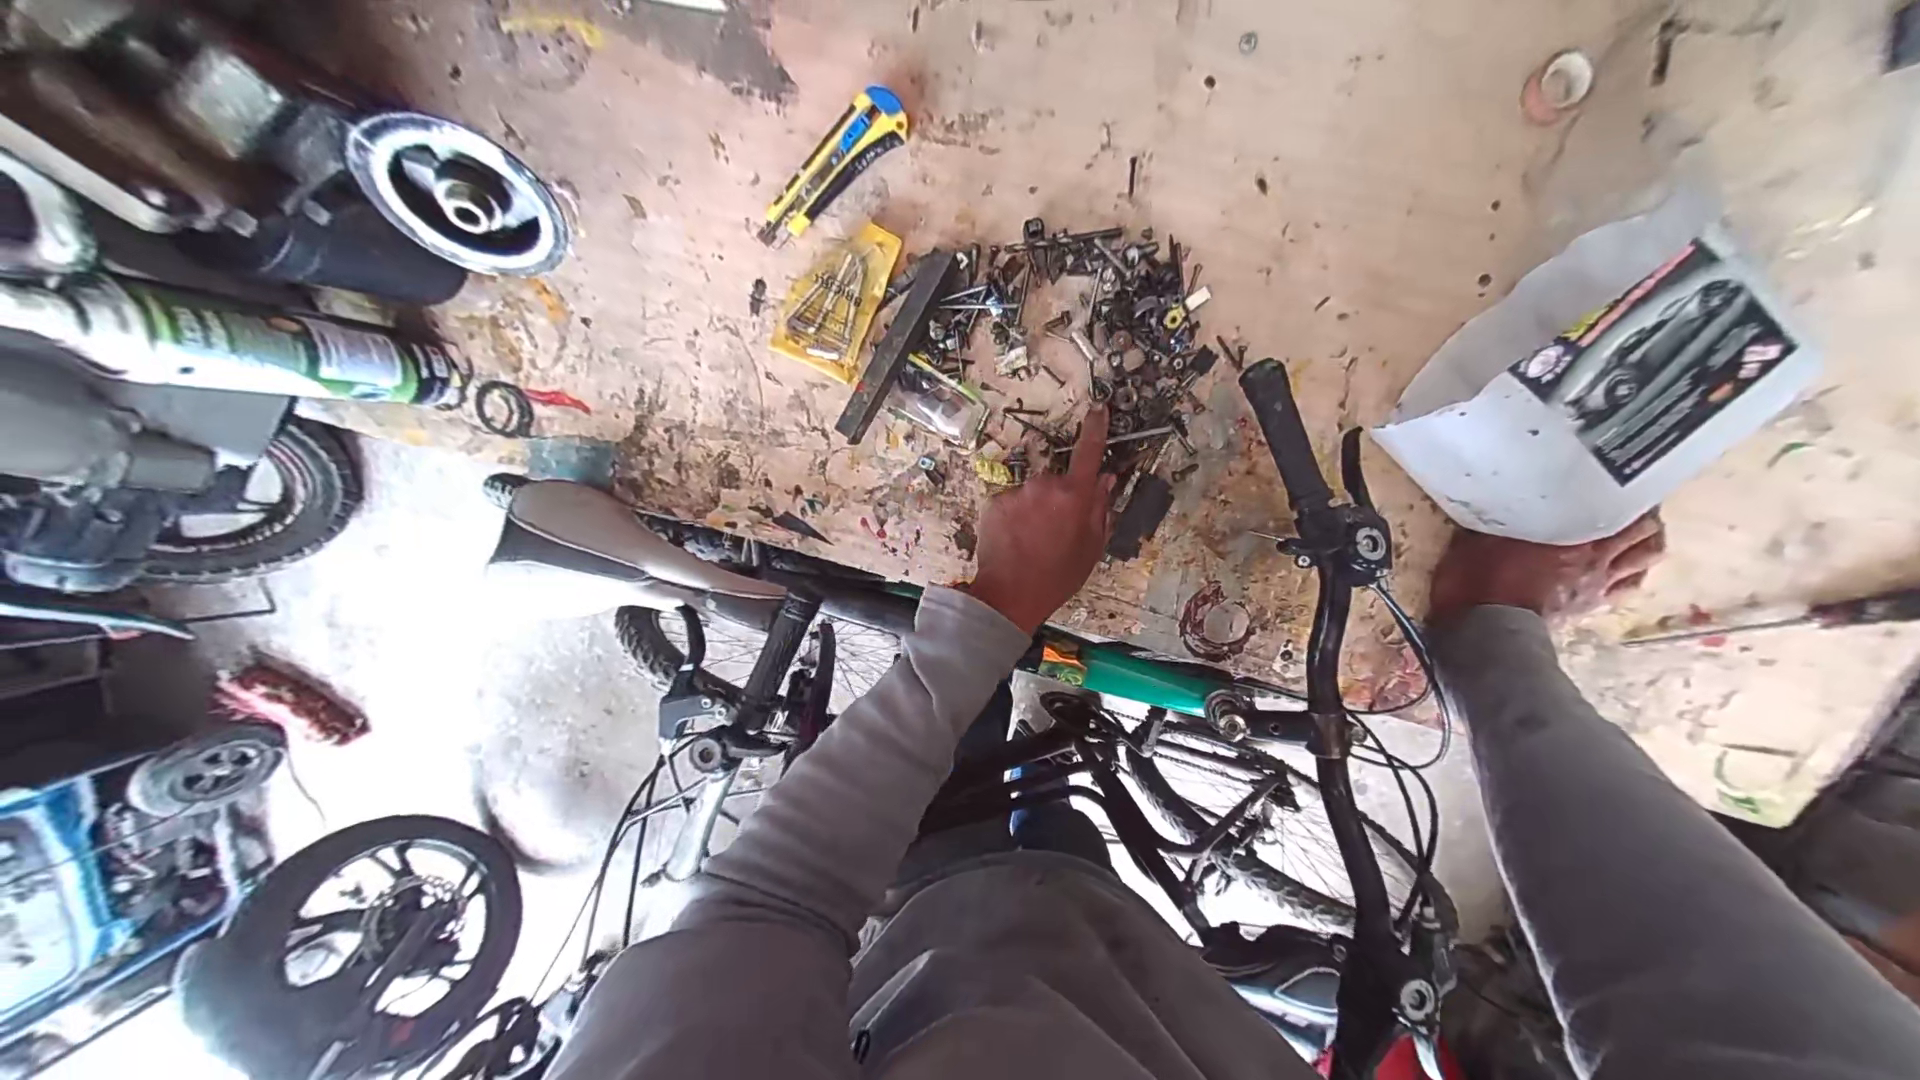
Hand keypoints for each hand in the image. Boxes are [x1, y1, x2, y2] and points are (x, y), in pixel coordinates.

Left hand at [967, 406, 1115, 633]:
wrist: (1009, 595)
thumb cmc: (1057, 577)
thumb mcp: (1091, 548)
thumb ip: (1100, 508)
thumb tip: (1104, 479)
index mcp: (1074, 496)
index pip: (1089, 452)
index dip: (1096, 428)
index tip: (1099, 409)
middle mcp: (1045, 486)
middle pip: (1058, 483)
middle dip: (1059, 500)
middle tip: (1057, 532)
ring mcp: (1017, 493)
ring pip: (1033, 494)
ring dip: (1035, 510)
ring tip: (1033, 542)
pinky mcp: (994, 502)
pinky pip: (1012, 503)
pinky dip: (1015, 517)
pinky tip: (1015, 540)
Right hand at [1426, 512, 1665, 627]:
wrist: (1483, 629)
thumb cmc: (1477, 582)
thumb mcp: (1477, 542)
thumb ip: (1501, 524)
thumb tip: (1502, 503)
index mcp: (1575, 540)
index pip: (1626, 513)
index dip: (1631, 499)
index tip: (1623, 486)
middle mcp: (1598, 561)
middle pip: (1647, 536)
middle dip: (1646, 520)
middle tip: (1632, 509)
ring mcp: (1599, 586)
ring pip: (1645, 561)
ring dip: (1645, 545)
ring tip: (1635, 536)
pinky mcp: (1591, 606)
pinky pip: (1627, 587)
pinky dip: (1631, 574)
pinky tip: (1622, 569)